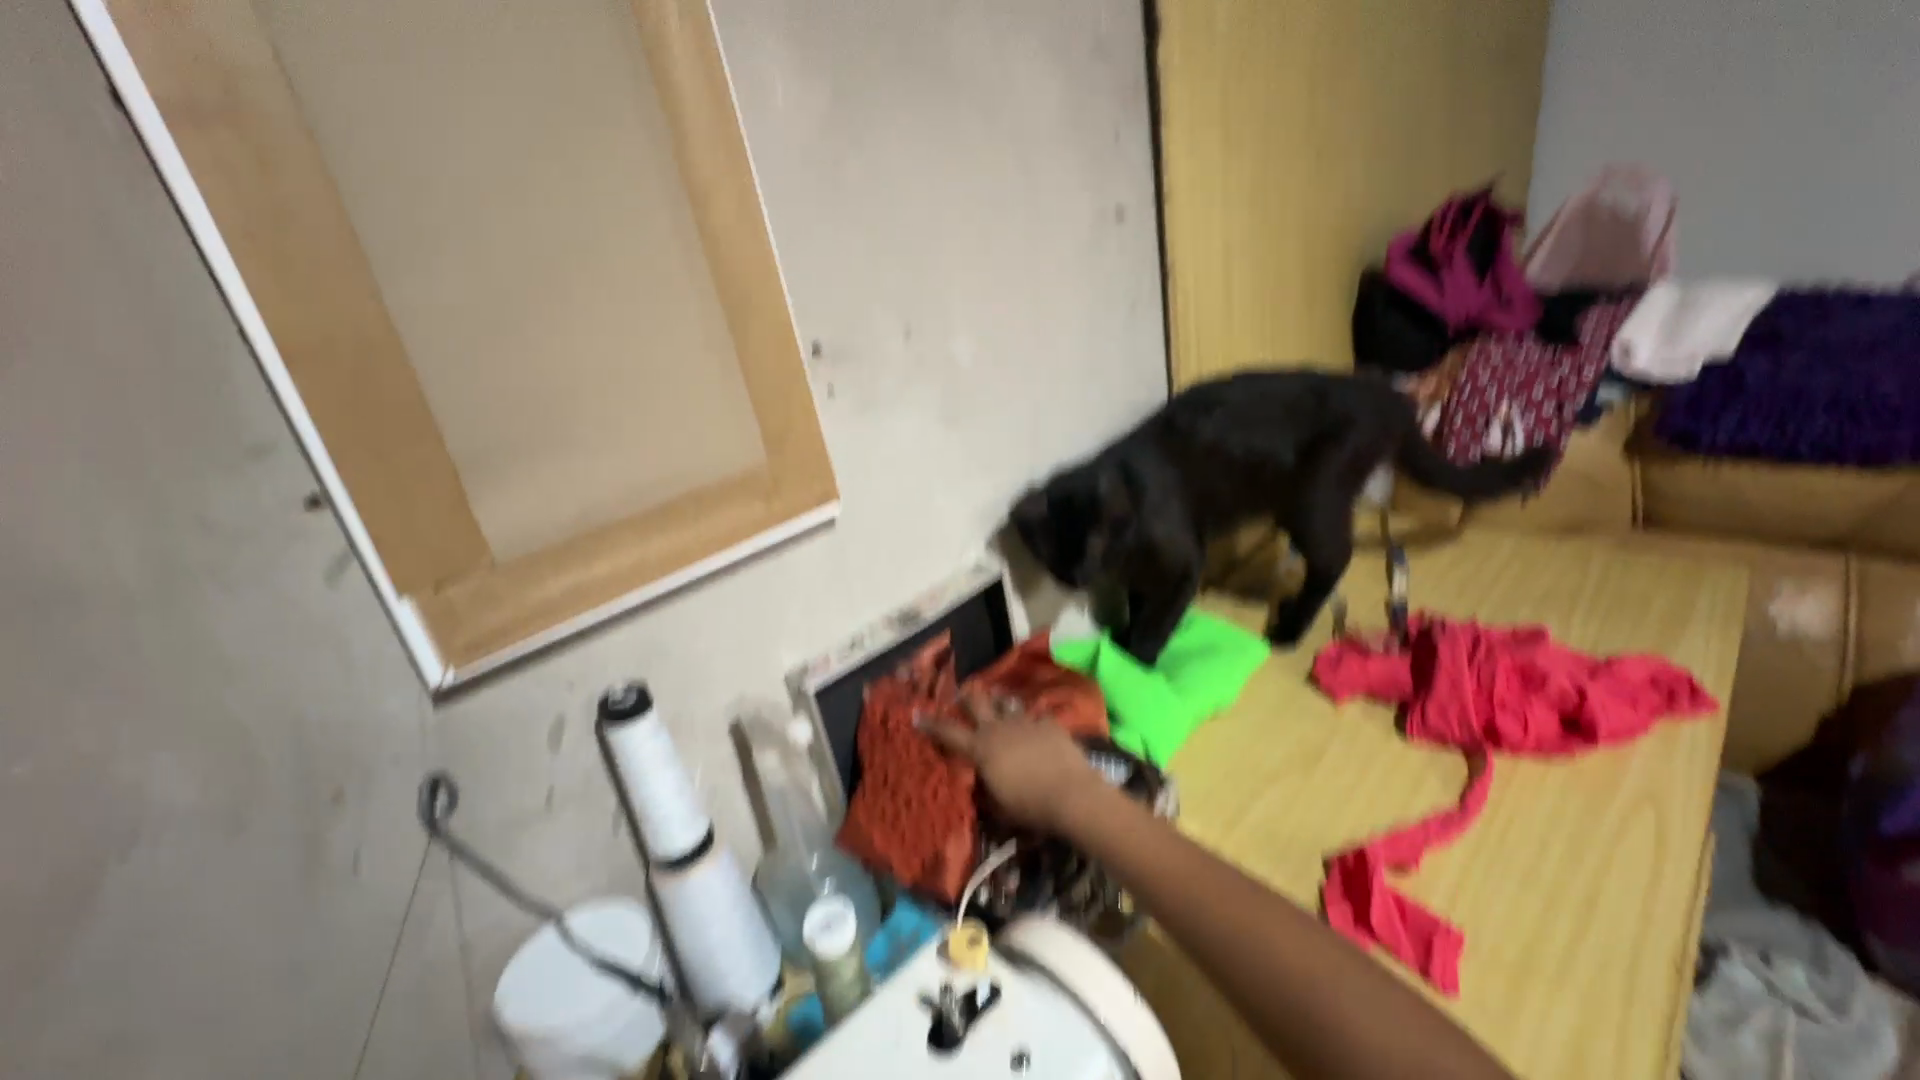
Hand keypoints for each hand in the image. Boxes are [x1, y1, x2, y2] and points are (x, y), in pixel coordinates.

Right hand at [919, 692, 1106, 833]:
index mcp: (981, 749)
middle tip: (962, 696)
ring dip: (1000, 702)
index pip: (948, 732)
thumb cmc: (1029, 807)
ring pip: (1007, 702)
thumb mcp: (999, 807)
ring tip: (1000, 703)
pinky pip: (1036, 715)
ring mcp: (1025, 722)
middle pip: (976, 702)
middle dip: (967, 697)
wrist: (1071, 795)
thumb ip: (985, 791)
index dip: (931, 723)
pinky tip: (1037, 727)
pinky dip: (1032, 720)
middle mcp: (999, 729)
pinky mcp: (1049, 723)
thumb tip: (979, 785)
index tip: (918, 713)